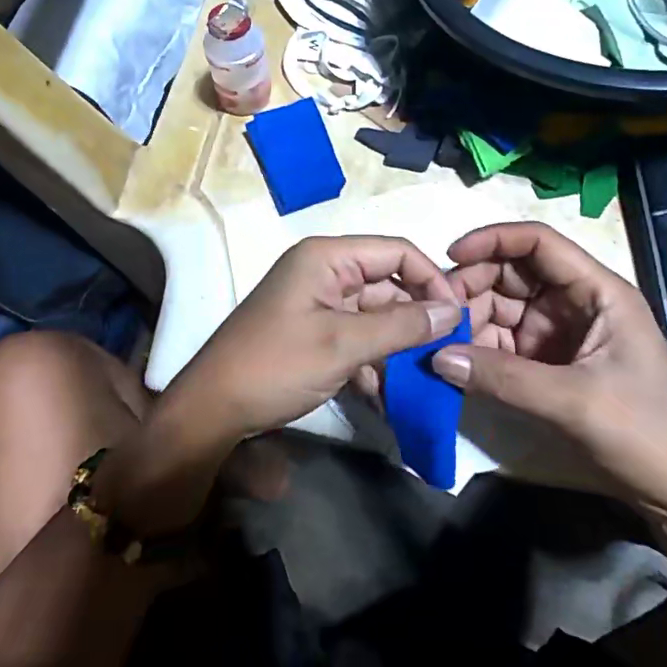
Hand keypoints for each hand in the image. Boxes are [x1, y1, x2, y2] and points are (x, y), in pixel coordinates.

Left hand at [161, 236, 461, 443]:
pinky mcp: (315, 331)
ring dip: (399, 343)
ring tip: (423, 374)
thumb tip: (453, 311)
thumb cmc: (275, 366)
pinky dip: (376, 359)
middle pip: (388, 283)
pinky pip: (359, 336)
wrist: (210, 414)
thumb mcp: (343, 345)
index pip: (396, 252)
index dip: (430, 279)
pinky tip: (389, 393)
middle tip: (447, 348)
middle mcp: (325, 271)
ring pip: (376, 313)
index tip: (456, 316)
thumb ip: (402, 325)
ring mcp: (319, 302)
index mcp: (327, 257)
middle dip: (417, 316)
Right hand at [436, 223, 666, 526]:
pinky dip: (480, 352)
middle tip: (436, 314)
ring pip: (506, 310)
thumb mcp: (576, 401)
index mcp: (597, 291)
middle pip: (515, 274)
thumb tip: (437, 357)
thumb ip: (505, 377)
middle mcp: (576, 303)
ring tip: (437, 342)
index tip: (450, 256)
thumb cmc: (647, 432)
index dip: (494, 240)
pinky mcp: (552, 368)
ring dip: (472, 321)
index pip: (540, 243)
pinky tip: (454, 365)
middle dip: (474, 286)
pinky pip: (507, 347)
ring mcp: (563, 335)